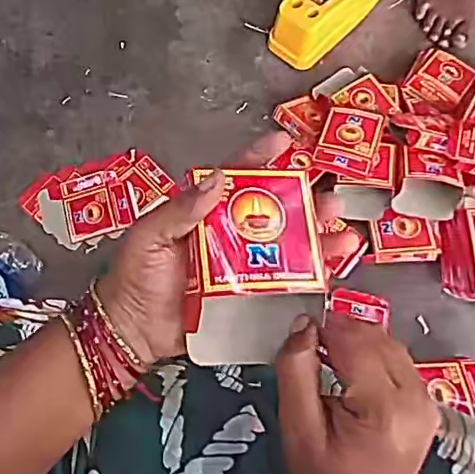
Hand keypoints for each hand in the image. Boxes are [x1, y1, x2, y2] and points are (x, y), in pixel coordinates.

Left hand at [95, 133, 350, 363]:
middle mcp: (227, 233)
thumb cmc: (134, 277)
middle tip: (329, 195)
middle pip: (272, 210)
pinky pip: (284, 281)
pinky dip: (310, 273)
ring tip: (342, 231)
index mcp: (203, 211)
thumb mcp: (150, 236)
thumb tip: (216, 179)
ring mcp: (240, 265)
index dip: (259, 158)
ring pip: (285, 244)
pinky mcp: (248, 295)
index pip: (235, 177)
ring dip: (316, 236)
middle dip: (303, 200)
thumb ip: (180, 209)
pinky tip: (333, 266)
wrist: (132, 331)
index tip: (284, 142)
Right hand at [276, 312, 440, 473]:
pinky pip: (397, 359)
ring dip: (357, 341)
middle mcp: (414, 398)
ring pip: (388, 343)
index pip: (353, 341)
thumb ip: (295, 371)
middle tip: (311, 348)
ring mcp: (426, 401)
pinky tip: (351, 370)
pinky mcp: (427, 403)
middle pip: (374, 337)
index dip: (324, 330)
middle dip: (341, 333)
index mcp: (383, 408)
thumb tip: (304, 326)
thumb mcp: (298, 432)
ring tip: (328, 358)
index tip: (301, 339)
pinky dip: (372, 355)